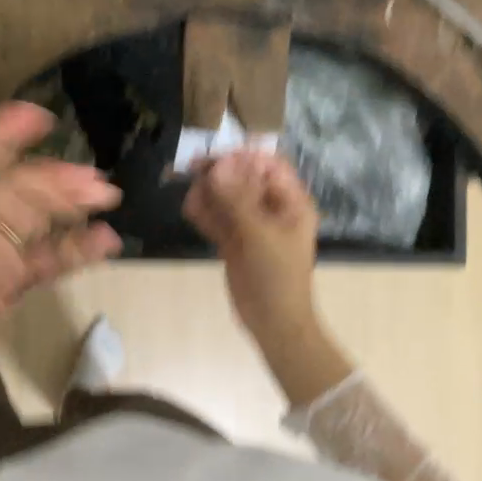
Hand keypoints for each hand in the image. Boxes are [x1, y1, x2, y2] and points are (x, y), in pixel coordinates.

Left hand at [0, 103, 122, 405]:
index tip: (32, 120)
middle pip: (10, 189)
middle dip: (50, 177)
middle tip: (93, 179)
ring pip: (33, 216)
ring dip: (68, 203)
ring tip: (105, 197)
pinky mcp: (7, 281)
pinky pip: (45, 258)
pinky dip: (74, 249)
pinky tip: (104, 242)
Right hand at [182, 150, 321, 348]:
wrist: (274, 323)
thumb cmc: (277, 277)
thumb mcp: (260, 234)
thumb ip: (237, 200)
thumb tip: (216, 166)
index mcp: (291, 203)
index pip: (269, 166)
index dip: (244, 157)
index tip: (216, 157)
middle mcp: (272, 210)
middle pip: (244, 180)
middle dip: (221, 174)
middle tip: (193, 169)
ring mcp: (252, 227)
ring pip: (227, 200)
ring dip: (209, 193)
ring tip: (191, 192)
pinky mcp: (234, 244)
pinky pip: (218, 221)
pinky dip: (204, 214)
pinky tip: (190, 207)